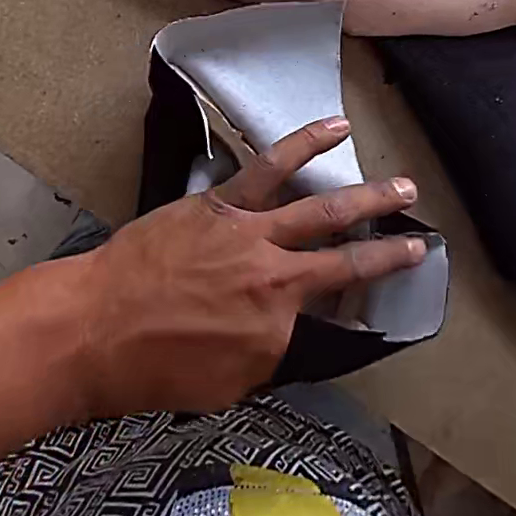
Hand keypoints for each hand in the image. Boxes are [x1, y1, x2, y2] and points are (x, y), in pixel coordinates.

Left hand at [70, 116, 424, 418]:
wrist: (93, 326)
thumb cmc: (150, 368)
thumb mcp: (222, 386)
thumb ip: (267, 356)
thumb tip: (287, 331)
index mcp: (277, 330)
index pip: (329, 320)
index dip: (347, 315)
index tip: (362, 306)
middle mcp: (277, 279)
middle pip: (349, 262)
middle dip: (391, 254)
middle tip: (422, 241)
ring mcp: (252, 233)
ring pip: (324, 210)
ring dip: (370, 198)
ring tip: (405, 185)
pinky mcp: (223, 202)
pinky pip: (271, 166)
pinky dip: (305, 145)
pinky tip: (334, 128)